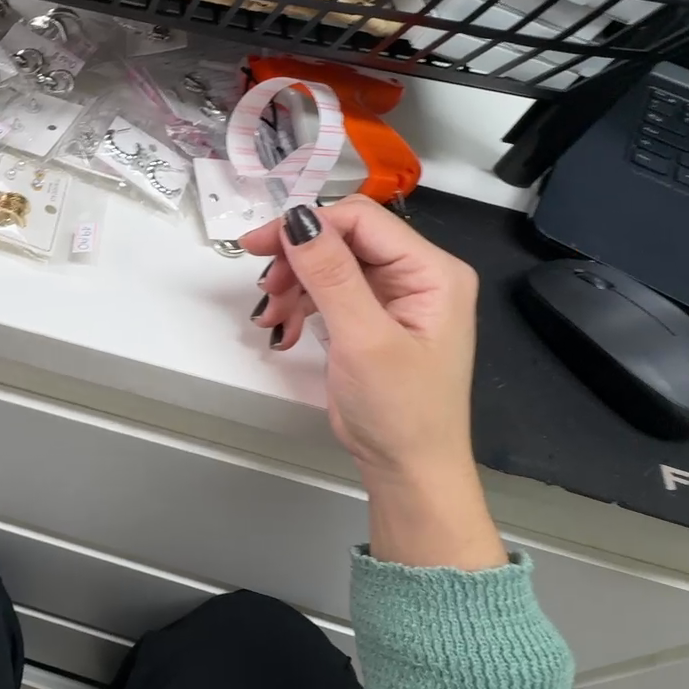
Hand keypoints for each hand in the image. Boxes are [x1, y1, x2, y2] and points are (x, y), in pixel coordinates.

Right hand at [241, 197, 506, 569]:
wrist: (407, 469)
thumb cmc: (399, 409)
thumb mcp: (363, 339)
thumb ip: (331, 275)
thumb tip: (295, 219)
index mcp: (431, 271)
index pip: (361, 220)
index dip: (307, 225)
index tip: (257, 247)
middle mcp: (415, 274)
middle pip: (340, 240)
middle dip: (296, 260)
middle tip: (264, 290)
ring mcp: (391, 296)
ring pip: (326, 264)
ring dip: (291, 285)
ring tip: (271, 319)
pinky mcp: (369, 317)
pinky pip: (325, 292)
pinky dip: (297, 305)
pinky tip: (281, 328)